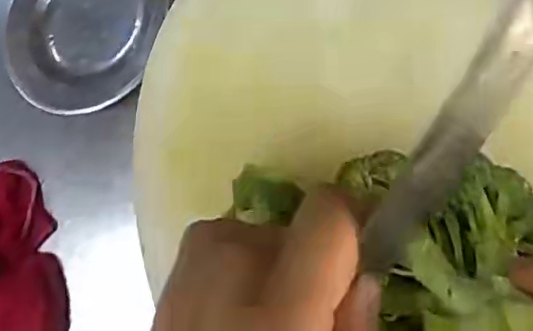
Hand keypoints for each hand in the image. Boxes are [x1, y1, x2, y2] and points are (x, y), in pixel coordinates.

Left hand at [153, 188, 378, 330]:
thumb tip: (363, 280)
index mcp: (281, 311)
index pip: (326, 214)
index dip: (353, 222)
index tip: (367, 245)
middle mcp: (228, 270)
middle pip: (289, 231)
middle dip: (307, 266)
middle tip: (311, 319)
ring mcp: (188, 273)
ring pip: (251, 240)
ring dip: (268, 271)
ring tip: (266, 328)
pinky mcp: (165, 286)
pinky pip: (215, 257)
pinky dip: (232, 281)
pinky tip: (233, 328)